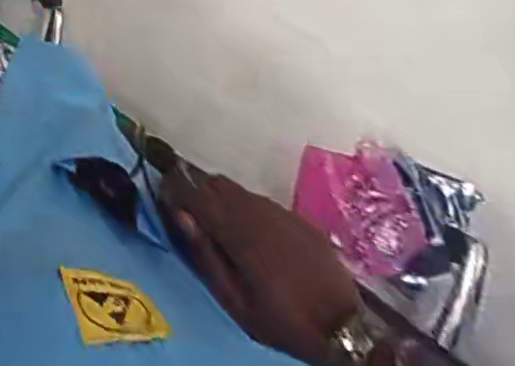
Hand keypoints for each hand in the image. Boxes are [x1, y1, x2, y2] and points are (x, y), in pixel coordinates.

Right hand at [159, 171, 361, 364]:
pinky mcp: (298, 219)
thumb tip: (181, 216)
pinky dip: (246, 207)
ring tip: (220, 223)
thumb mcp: (236, 303)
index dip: (174, 189)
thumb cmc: (284, 322)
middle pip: (213, 182)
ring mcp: (280, 213)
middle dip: (196, 190)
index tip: (164, 195)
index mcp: (237, 231)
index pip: (193, 193)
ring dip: (220, 197)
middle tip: (191, 212)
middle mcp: (256, 211)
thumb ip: (205, 256)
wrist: (350, 332)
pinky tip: (253, 233)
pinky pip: (261, 201)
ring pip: (237, 189)